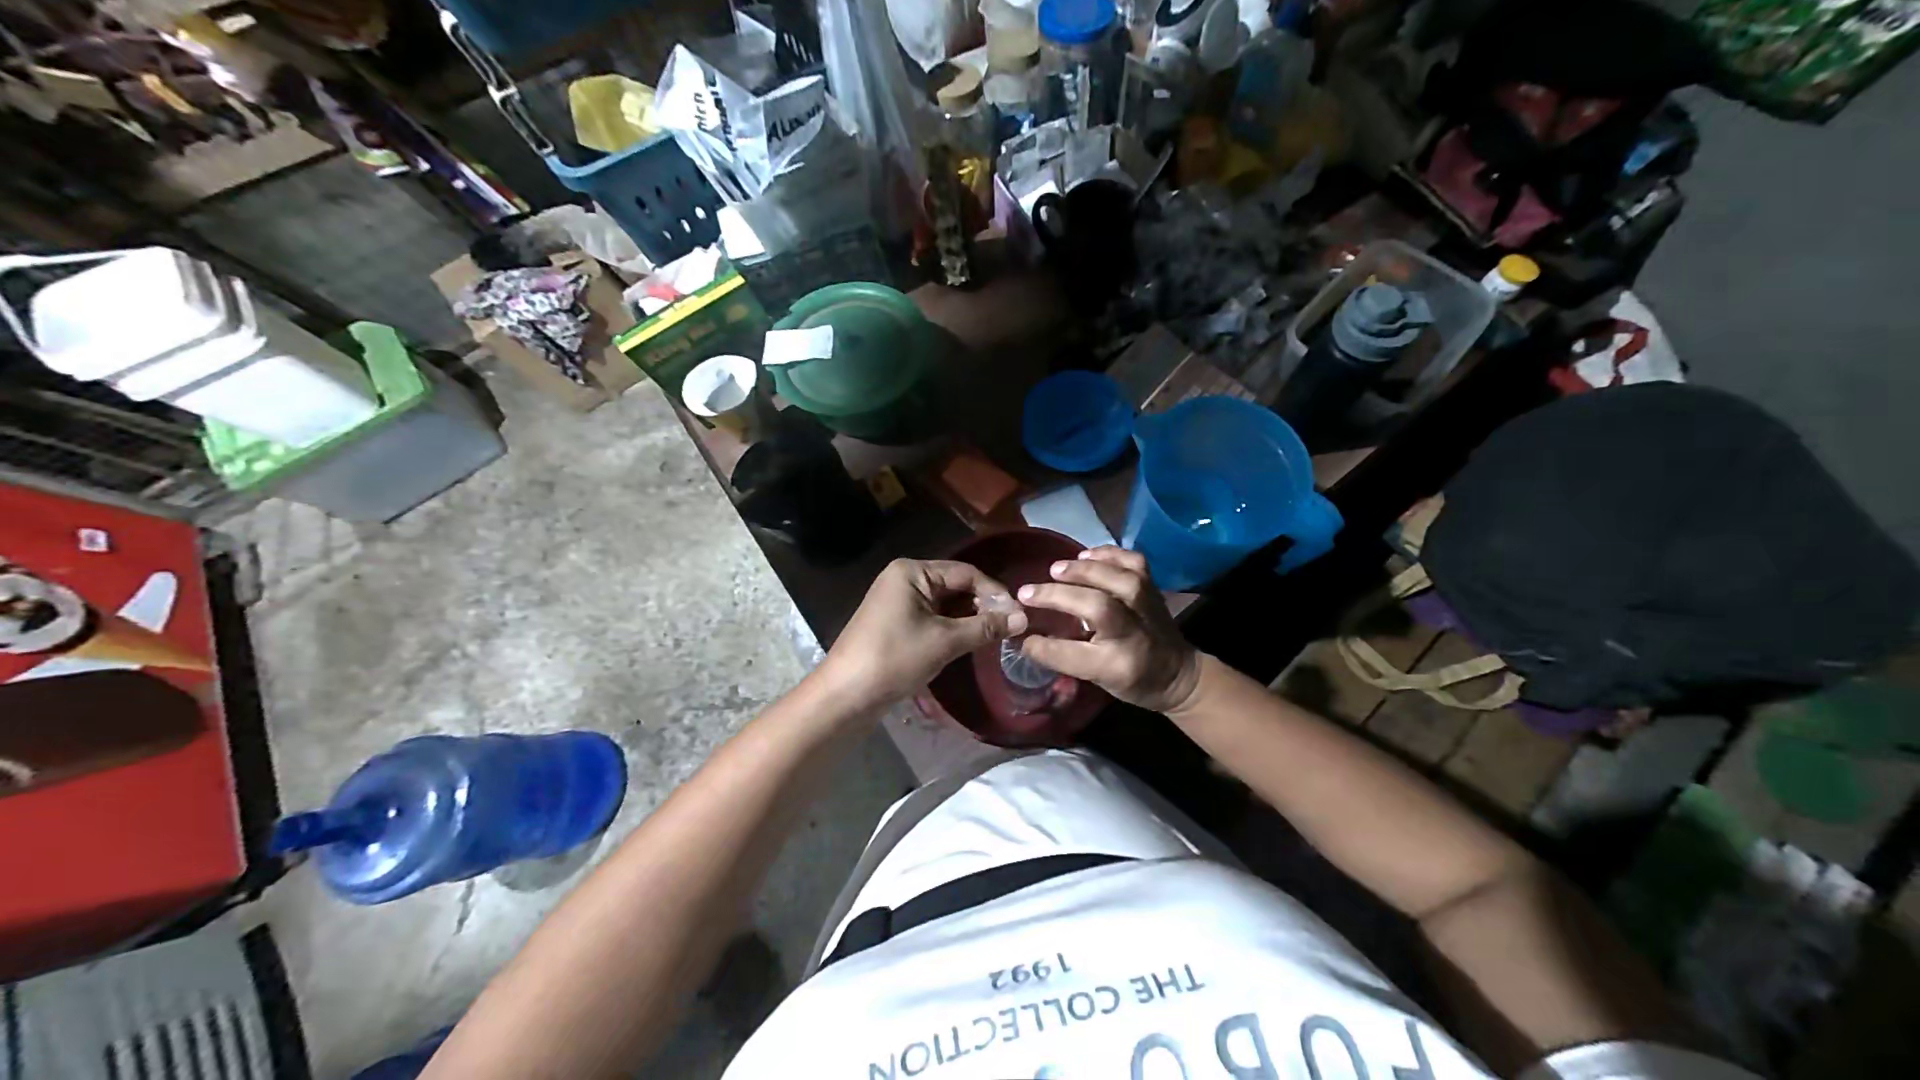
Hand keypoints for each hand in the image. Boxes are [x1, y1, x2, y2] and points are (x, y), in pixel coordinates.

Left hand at [821, 559, 1028, 709]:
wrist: (846, 695)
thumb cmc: (894, 658)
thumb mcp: (945, 641)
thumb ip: (985, 627)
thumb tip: (1022, 617)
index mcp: (912, 571)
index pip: (966, 572)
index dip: (995, 593)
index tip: (1019, 615)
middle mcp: (904, 579)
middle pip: (956, 585)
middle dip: (983, 605)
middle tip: (1011, 628)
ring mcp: (898, 601)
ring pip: (945, 603)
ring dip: (969, 618)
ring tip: (996, 636)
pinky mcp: (896, 623)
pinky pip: (933, 617)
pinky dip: (953, 627)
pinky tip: (971, 642)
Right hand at [1018, 547, 1201, 713]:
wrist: (1178, 673)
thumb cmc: (1133, 679)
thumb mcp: (1097, 679)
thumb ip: (1064, 657)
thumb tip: (1026, 637)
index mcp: (1119, 665)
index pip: (1076, 655)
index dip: (1045, 647)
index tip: (1022, 638)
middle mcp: (1134, 633)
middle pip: (1098, 607)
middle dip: (1059, 596)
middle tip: (1026, 592)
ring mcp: (1147, 606)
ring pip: (1120, 579)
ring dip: (1083, 570)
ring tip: (1056, 569)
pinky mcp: (1153, 586)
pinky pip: (1133, 561)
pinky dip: (1108, 554)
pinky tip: (1085, 555)